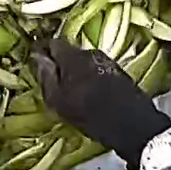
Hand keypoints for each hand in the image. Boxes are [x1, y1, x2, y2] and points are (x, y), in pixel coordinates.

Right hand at [30, 40, 170, 169]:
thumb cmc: (89, 113)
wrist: (134, 126)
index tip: (36, 60)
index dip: (42, 50)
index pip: (52, 43)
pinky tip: (90, 93)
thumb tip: (37, 57)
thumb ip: (46, 75)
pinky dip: (90, 77)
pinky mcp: (120, 72)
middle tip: (53, 79)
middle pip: (69, 51)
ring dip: (76, 70)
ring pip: (84, 60)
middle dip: (60, 62)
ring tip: (72, 89)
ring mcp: (108, 61)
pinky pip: (97, 69)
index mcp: (72, 56)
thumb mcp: (58, 99)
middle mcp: (90, 52)